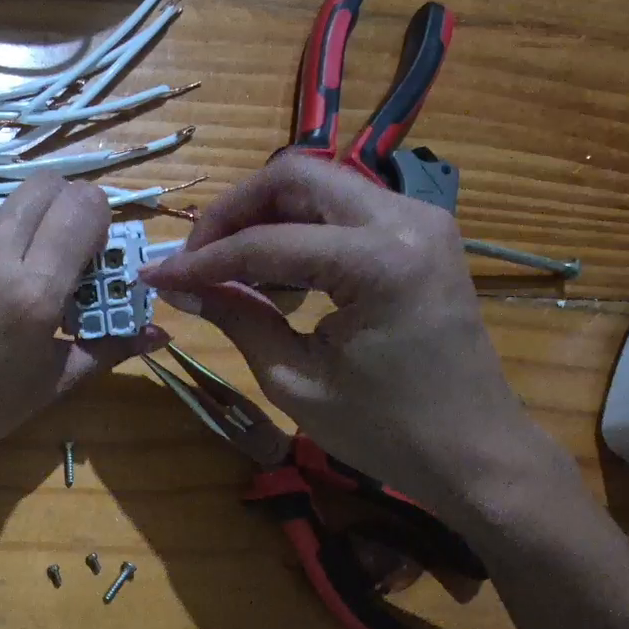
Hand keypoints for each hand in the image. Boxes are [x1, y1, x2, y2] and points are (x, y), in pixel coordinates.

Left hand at [0, 173, 164, 473]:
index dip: (92, 222)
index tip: (83, 249)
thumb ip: (109, 345)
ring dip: (7, 228)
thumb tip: (161, 330)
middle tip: (45, 250)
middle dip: (56, 213)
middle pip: (45, 187)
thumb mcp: (52, 382)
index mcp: (33, 294)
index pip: (85, 204)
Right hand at [140, 156, 564, 519]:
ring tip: (223, 267)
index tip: (154, 277)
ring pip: (317, 185)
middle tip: (192, 259)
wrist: (474, 451)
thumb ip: (236, 318)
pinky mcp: (419, 233)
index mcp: (380, 262)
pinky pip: (340, 209)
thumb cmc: (384, 430)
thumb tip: (176, 286)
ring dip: (261, 216)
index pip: (265, 242)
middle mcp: (406, 219)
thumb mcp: (293, 379)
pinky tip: (270, 270)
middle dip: (230, 213)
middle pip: (294, 177)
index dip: (200, 260)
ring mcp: (419, 219)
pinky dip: (295, 227)